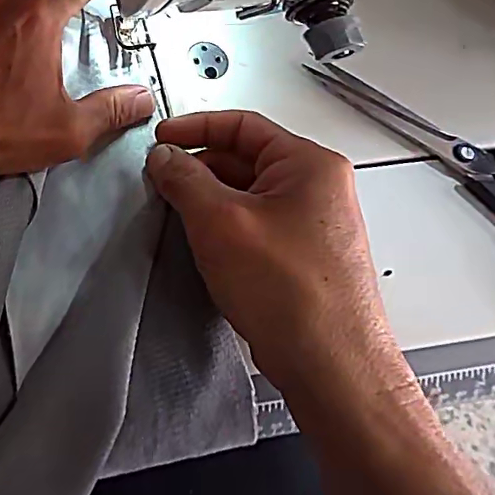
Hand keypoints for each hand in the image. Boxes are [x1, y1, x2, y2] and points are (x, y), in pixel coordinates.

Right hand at [144, 111, 405, 396]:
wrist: (331, 370)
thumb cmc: (296, 298)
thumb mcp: (220, 221)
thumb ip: (184, 178)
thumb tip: (166, 157)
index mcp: (309, 166)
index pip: (242, 124)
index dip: (195, 126)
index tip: (164, 137)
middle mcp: (317, 189)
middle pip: (242, 157)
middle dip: (198, 166)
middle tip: (163, 178)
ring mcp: (311, 223)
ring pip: (245, 192)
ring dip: (208, 197)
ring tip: (179, 213)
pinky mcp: (300, 254)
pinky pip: (253, 222)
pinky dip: (224, 224)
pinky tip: (205, 242)